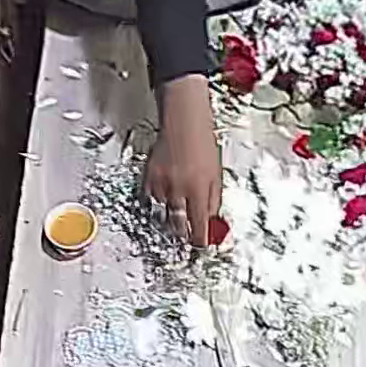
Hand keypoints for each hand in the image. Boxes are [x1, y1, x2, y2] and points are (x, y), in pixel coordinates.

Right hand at [146, 74, 221, 246]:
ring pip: (162, 215)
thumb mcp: (216, 175)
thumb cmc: (202, 143)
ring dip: (169, 221)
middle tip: (186, 237)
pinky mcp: (148, 178)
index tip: (200, 246)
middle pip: (177, 226)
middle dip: (183, 235)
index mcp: (199, 191)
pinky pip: (151, 201)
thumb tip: (212, 224)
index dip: (200, 240)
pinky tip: (165, 202)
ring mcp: (161, 185)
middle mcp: (179, 190)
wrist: (183, 120)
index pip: (199, 226)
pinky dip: (158, 206)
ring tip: (175, 219)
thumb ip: (214, 201)